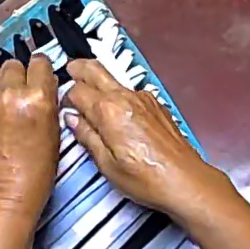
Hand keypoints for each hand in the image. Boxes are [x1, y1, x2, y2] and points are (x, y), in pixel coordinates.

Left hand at [0, 57, 61, 219]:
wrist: (4, 194)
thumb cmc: (33, 173)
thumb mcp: (56, 130)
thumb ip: (48, 98)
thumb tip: (45, 81)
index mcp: (36, 97)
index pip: (39, 61)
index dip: (39, 69)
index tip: (38, 73)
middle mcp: (8, 94)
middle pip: (13, 65)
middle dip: (18, 78)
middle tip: (20, 97)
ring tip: (4, 112)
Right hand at [64, 59, 229, 225]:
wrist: (186, 181)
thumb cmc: (149, 179)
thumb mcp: (107, 165)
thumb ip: (87, 136)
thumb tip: (72, 121)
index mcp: (108, 111)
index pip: (76, 91)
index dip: (66, 98)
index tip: (63, 108)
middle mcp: (125, 97)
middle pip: (95, 69)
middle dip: (79, 68)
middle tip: (69, 70)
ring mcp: (142, 98)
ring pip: (113, 78)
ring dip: (98, 80)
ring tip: (90, 93)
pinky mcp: (155, 104)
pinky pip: (129, 91)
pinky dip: (117, 94)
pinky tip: (115, 111)